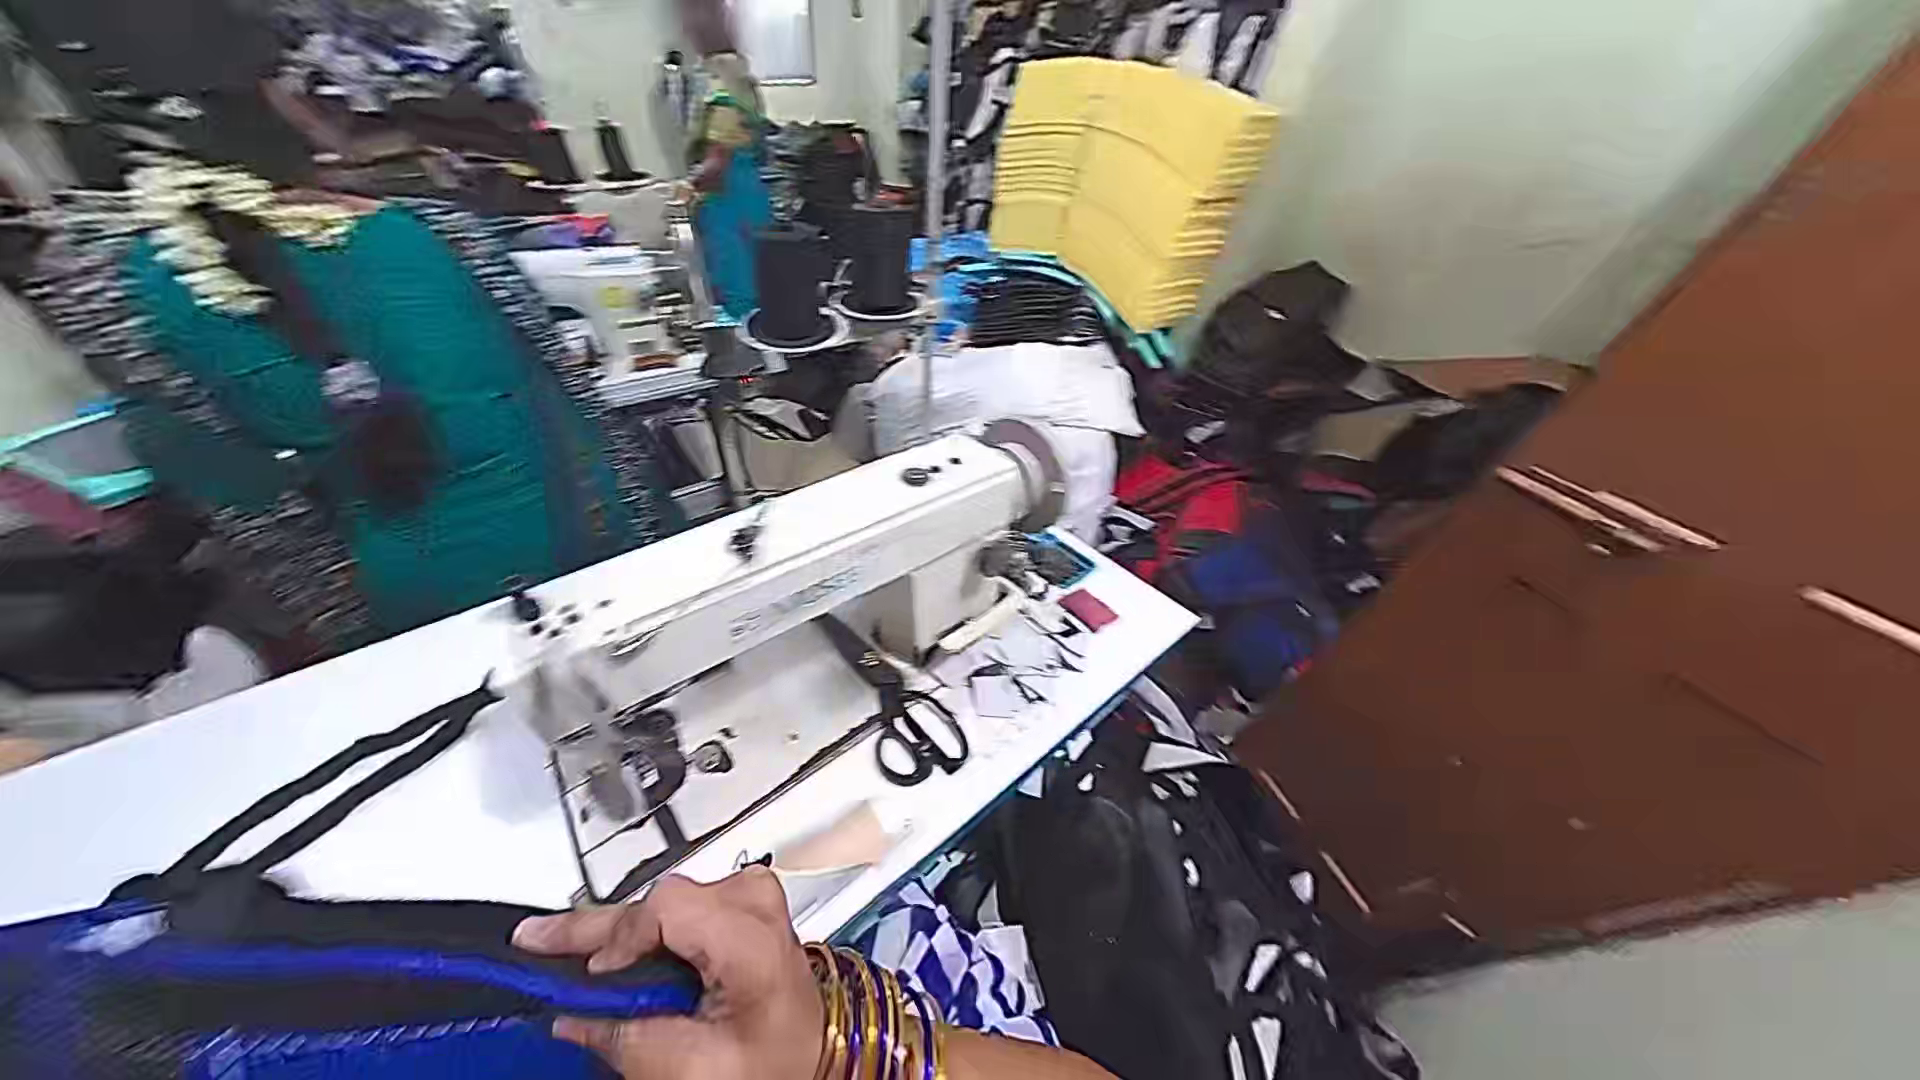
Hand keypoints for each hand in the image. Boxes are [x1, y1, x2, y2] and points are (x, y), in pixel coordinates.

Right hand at [514, 869, 823, 1079]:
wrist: (812, 1046)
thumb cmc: (773, 1062)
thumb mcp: (695, 1071)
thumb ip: (629, 1038)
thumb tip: (574, 1011)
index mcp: (753, 937)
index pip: (671, 905)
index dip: (619, 934)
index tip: (580, 971)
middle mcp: (755, 899)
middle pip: (663, 900)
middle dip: (599, 929)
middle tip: (536, 939)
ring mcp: (751, 893)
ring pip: (666, 901)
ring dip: (619, 932)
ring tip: (564, 949)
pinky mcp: (743, 898)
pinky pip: (681, 905)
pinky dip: (645, 931)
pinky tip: (612, 950)